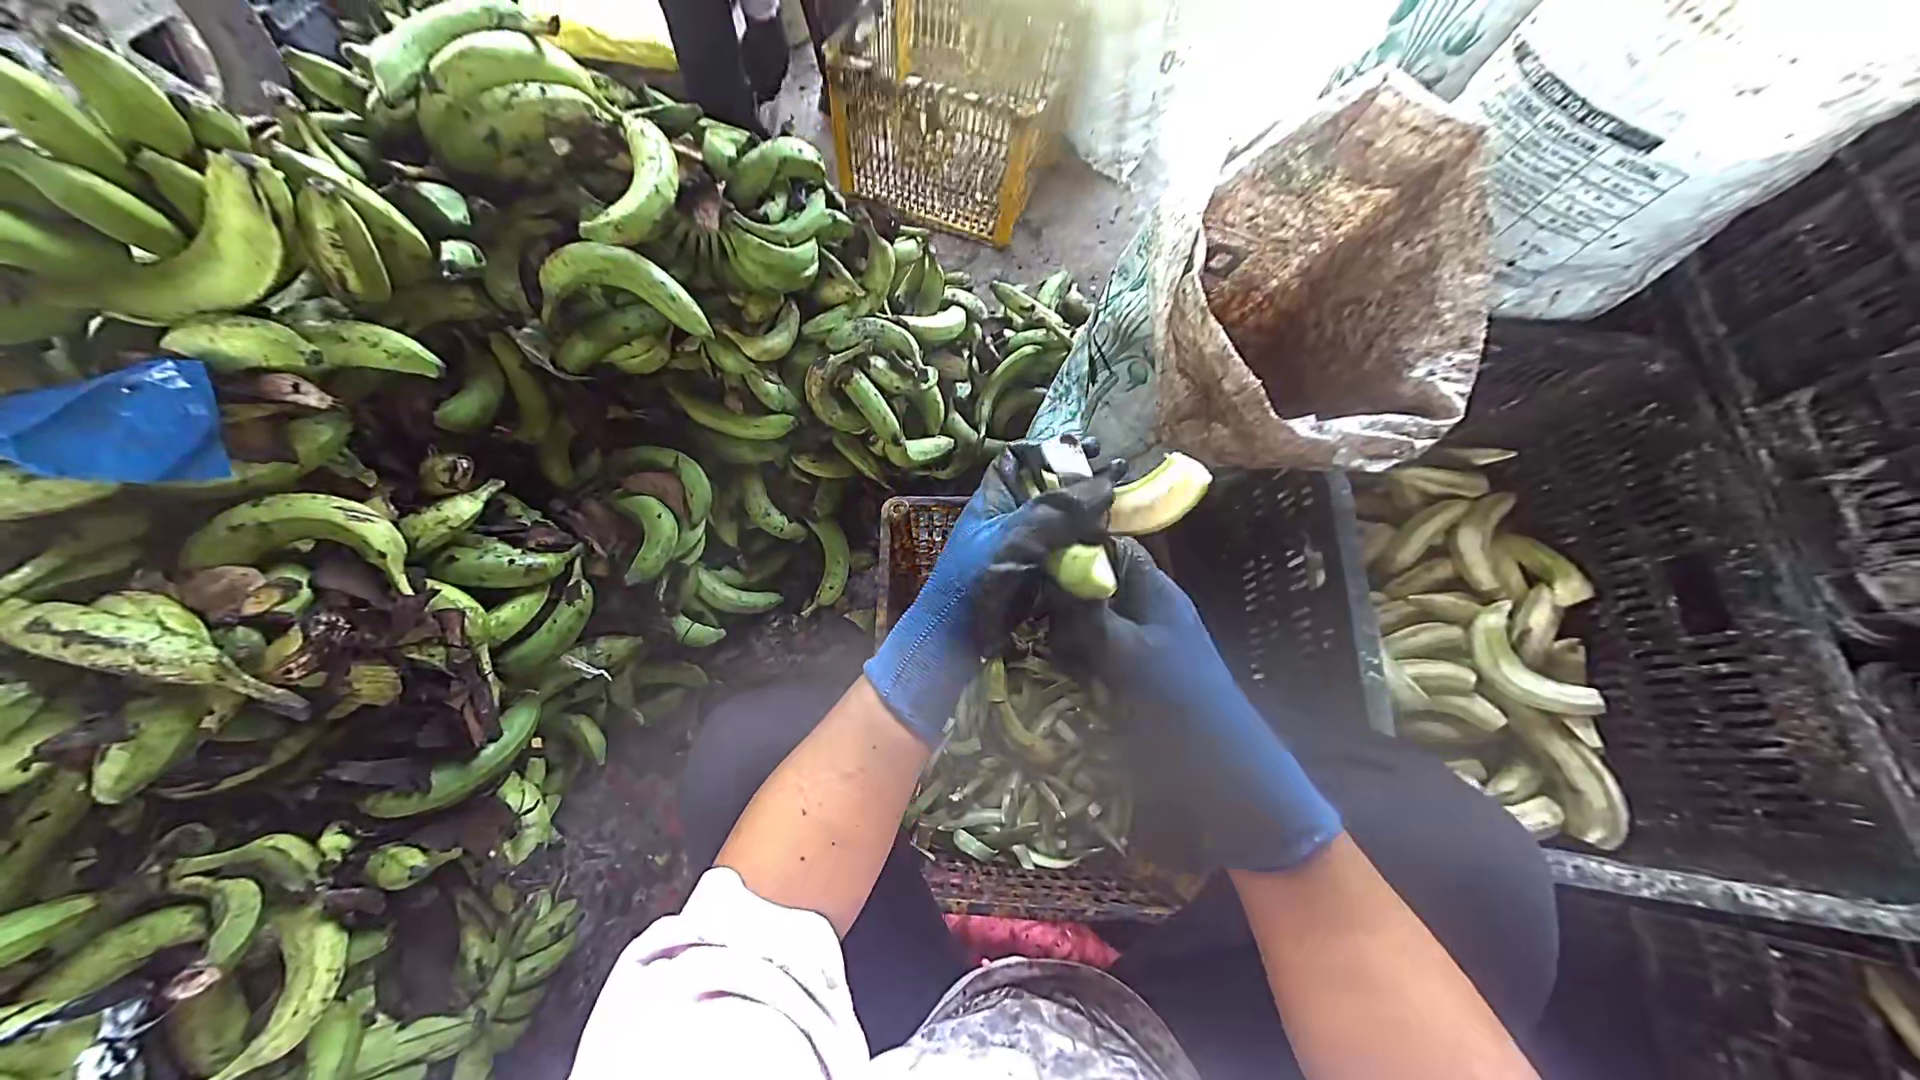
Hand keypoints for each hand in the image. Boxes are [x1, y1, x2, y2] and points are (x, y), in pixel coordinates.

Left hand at [864, 450, 1113, 744]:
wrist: (959, 640)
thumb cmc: (974, 583)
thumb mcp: (1013, 540)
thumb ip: (1057, 510)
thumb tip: (1106, 483)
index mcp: (996, 496)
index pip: (1022, 457)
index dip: (1052, 448)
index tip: (1086, 448)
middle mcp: (1012, 513)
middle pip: (1050, 484)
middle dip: (1082, 475)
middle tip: (1118, 468)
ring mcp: (1026, 543)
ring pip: (1063, 516)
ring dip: (1092, 507)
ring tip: (1123, 495)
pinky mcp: (1039, 570)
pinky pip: (1068, 546)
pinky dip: (1090, 540)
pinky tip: (1112, 536)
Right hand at [1055, 538, 1341, 871]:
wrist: (1223, 776)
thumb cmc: (1180, 704)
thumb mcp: (1127, 653)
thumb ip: (1087, 613)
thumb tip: (1047, 570)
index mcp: (1154, 592)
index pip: (1111, 547)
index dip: (1072, 546)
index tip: (1030, 561)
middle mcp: (1146, 610)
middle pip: (1094, 584)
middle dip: (1060, 595)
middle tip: (1027, 611)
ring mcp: (1139, 644)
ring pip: (1088, 620)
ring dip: (1062, 631)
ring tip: (1037, 646)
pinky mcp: (1130, 676)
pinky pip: (1092, 653)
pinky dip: (1072, 659)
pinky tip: (1055, 673)